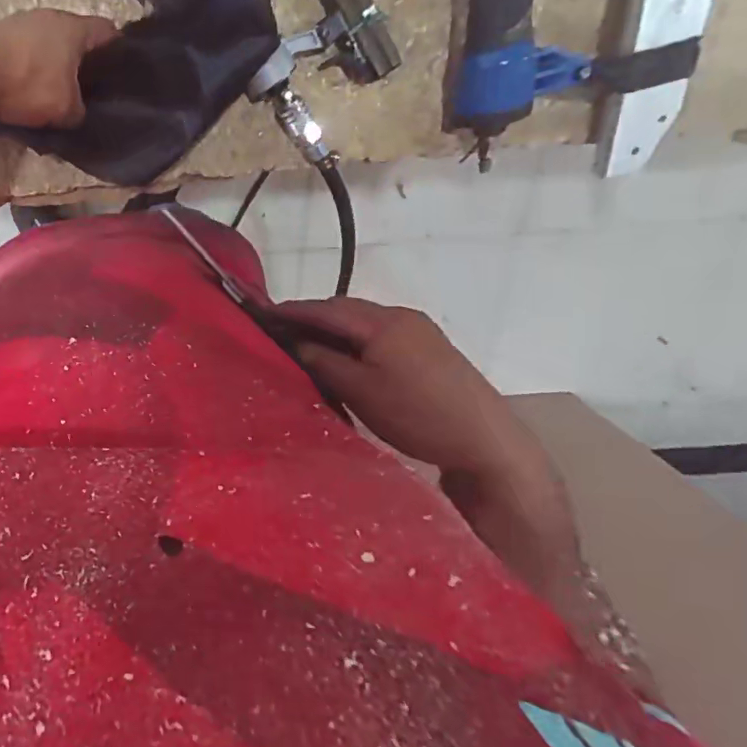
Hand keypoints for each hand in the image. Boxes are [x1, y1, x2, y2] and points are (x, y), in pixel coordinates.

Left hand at [0, 9, 119, 129]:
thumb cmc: (27, 86)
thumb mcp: (67, 111)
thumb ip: (81, 110)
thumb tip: (78, 112)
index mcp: (74, 28)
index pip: (109, 31)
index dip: (120, 50)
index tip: (123, 70)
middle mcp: (49, 17)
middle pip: (77, 35)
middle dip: (86, 58)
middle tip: (92, 84)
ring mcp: (20, 21)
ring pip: (50, 41)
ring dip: (56, 62)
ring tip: (60, 88)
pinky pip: (26, 49)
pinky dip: (32, 65)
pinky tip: (30, 87)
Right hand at [276, 297, 540, 475]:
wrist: (484, 438)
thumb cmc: (417, 415)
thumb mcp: (362, 392)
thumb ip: (325, 363)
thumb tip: (297, 343)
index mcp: (382, 321)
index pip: (327, 308)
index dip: (294, 311)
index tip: (262, 314)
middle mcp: (401, 315)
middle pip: (347, 310)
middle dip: (313, 319)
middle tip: (281, 333)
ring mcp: (420, 329)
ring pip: (366, 322)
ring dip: (337, 331)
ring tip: (309, 347)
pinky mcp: (430, 347)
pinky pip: (383, 334)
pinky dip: (358, 341)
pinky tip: (348, 359)